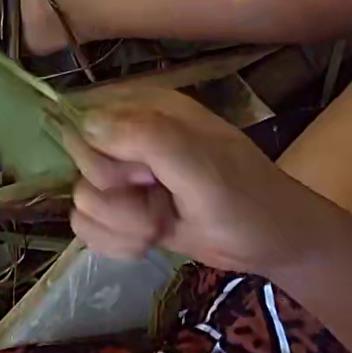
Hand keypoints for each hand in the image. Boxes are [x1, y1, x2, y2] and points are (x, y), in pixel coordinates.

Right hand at [66, 90, 332, 274]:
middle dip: (119, 200)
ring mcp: (127, 176)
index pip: (86, 124)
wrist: (269, 243)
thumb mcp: (203, 169)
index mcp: (150, 108)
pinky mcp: (125, 209)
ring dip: (122, 226)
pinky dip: (117, 242)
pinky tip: (148, 242)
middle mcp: (131, 136)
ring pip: (83, 201)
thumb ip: (149, 139)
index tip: (144, 179)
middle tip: (162, 204)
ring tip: (162, 224)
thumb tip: (85, 125)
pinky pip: (87, 225)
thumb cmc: (246, 201)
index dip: (107, 162)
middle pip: (81, 167)